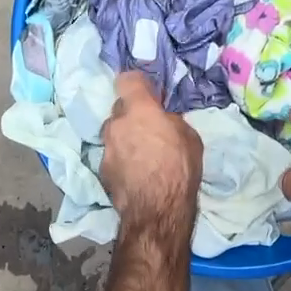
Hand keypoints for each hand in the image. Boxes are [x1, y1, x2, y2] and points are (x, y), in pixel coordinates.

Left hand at [99, 73, 202, 228]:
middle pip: (120, 108)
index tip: (148, 93)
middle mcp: (117, 123)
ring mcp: (106, 147)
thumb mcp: (188, 136)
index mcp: (139, 108)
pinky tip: (135, 174)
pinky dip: (121, 159)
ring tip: (142, 155)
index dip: (137, 84)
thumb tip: (163, 120)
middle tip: (149, 129)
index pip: (127, 79)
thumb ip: (170, 120)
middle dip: (132, 115)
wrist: (158, 211)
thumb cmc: (179, 168)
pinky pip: (112, 155)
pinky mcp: (101, 170)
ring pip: (114, 133)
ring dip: (125, 138)